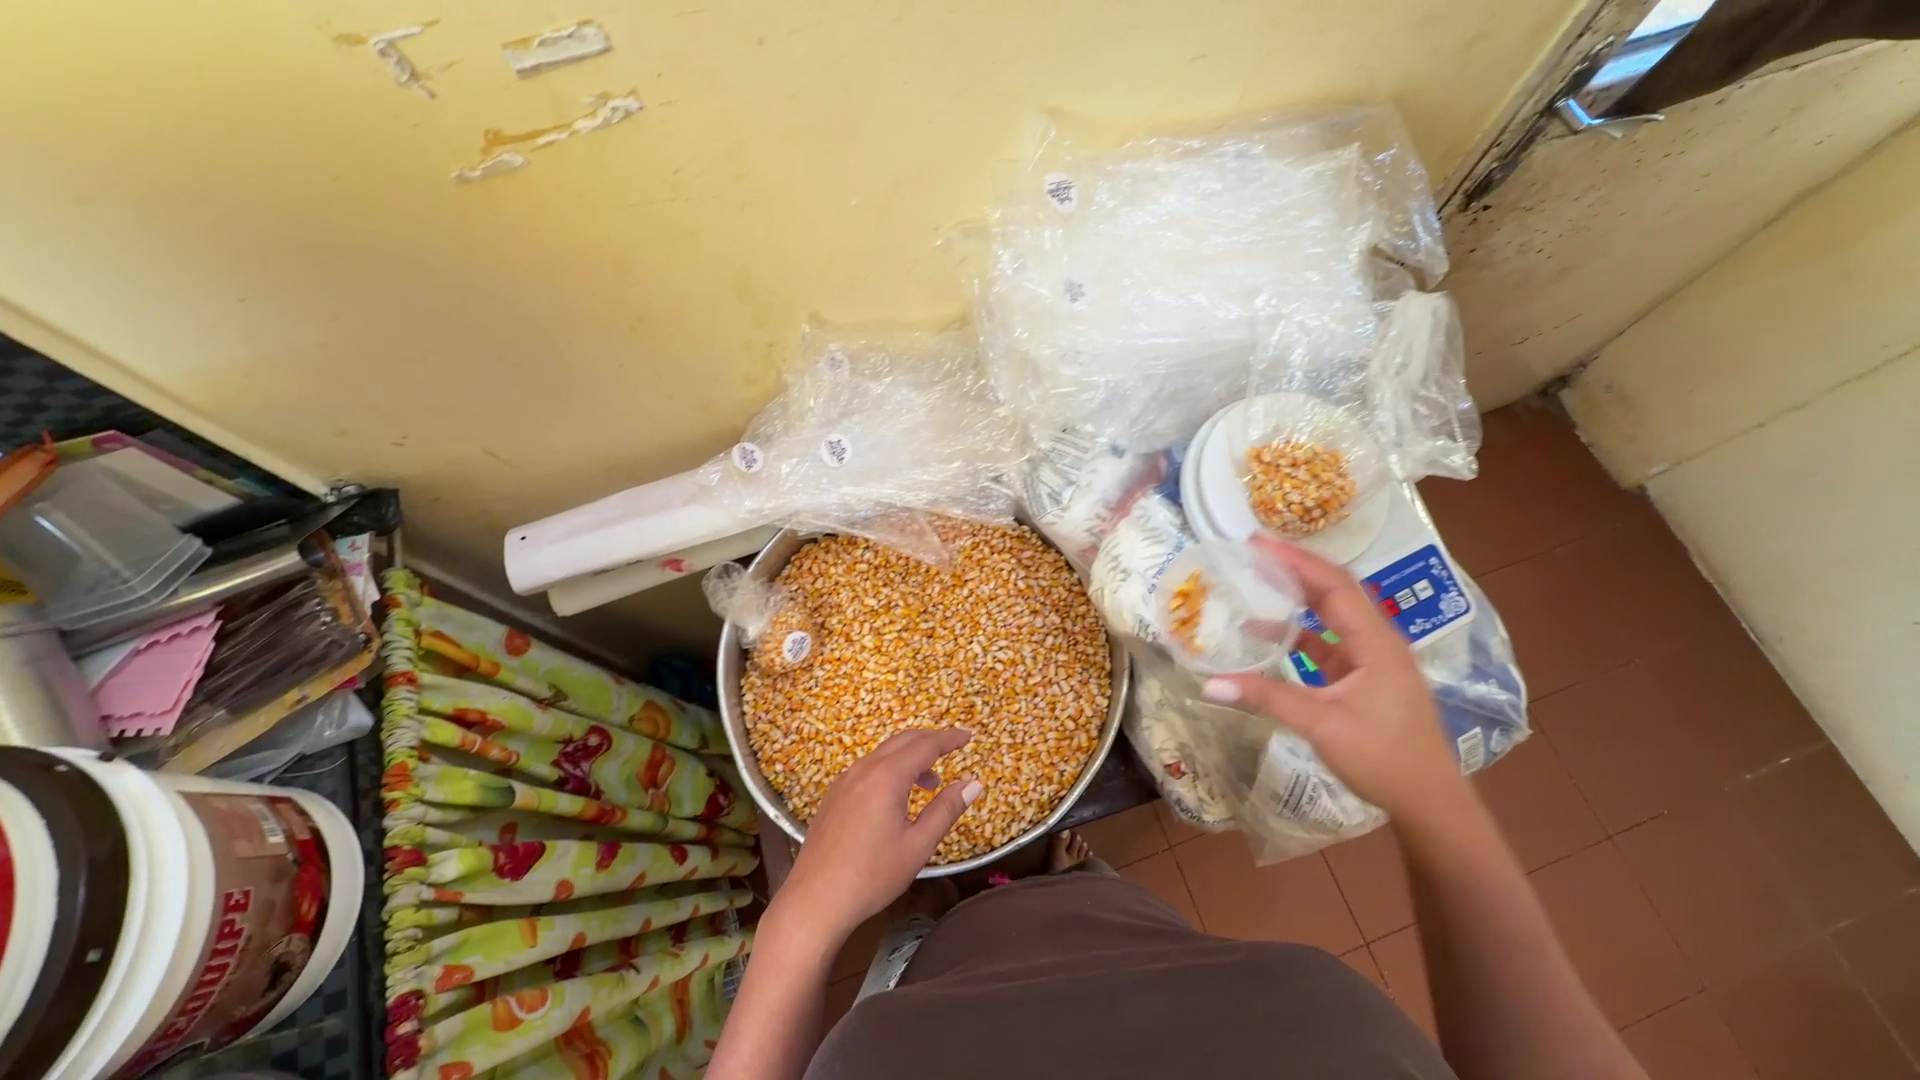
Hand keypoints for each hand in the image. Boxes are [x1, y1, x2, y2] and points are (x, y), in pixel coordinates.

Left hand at [778, 728, 981, 940]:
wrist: (815, 900)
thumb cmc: (872, 876)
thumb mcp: (918, 845)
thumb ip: (946, 810)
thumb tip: (973, 784)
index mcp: (887, 777)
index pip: (925, 746)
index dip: (949, 739)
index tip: (968, 735)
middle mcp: (863, 769)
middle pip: (902, 741)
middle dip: (930, 741)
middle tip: (954, 748)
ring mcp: (844, 781)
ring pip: (883, 755)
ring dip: (910, 758)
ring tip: (931, 783)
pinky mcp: (833, 796)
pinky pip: (867, 769)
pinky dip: (890, 770)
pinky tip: (896, 797)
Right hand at [1201, 535, 1465, 818]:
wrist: (1429, 801)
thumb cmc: (1383, 757)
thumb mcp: (1321, 724)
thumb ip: (1267, 698)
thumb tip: (1209, 683)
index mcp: (1375, 642)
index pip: (1333, 584)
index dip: (1295, 560)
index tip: (1256, 543)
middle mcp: (1377, 642)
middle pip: (1334, 592)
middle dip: (1295, 570)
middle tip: (1252, 554)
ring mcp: (1373, 662)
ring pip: (1332, 618)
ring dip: (1296, 601)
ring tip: (1256, 585)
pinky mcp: (1365, 681)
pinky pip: (1328, 645)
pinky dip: (1299, 636)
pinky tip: (1268, 639)